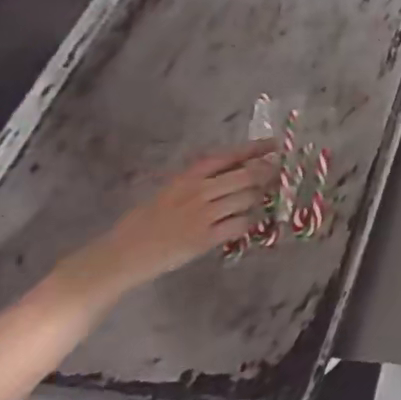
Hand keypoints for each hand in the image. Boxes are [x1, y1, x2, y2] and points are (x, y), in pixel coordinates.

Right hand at [53, 142, 278, 298]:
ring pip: (248, 198)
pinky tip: (248, 222)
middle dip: (267, 173)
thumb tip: (231, 172)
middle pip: (245, 176)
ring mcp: (203, 215)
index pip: (226, 156)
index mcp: (185, 178)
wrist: (122, 254)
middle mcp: (197, 192)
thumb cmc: (143, 223)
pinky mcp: (206, 238)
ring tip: (263, 199)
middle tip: (278, 174)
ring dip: (260, 198)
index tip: (273, 145)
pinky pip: (241, 224)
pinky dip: (250, 221)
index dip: (253, 149)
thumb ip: (196, 182)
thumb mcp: (167, 192)